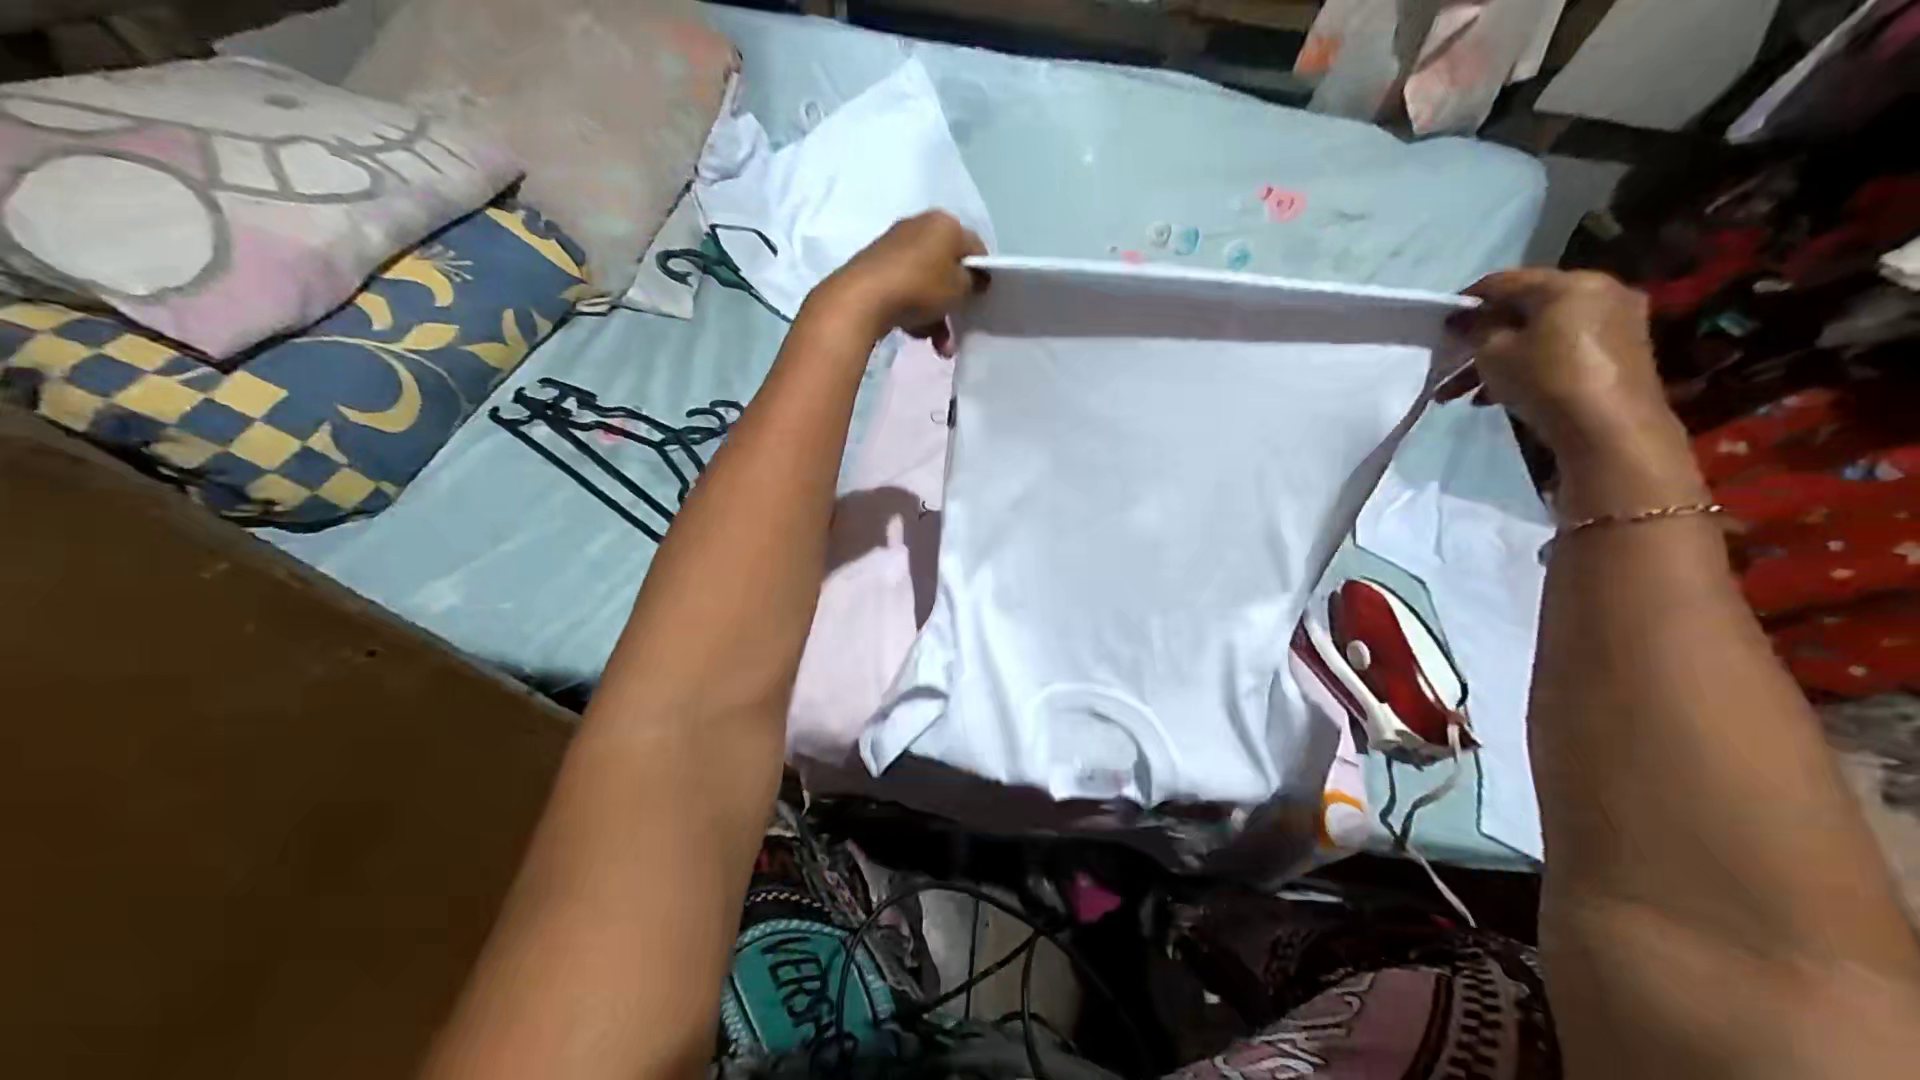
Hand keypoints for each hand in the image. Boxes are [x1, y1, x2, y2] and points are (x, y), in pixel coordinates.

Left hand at [808, 211, 987, 354]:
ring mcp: (894, 246)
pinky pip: (905, 289)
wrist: (862, 298)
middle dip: (954, 303)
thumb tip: (975, 279)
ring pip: (926, 283)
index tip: (981, 300)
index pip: (975, 247)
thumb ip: (974, 282)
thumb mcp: (960, 288)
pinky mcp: (875, 266)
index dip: (982, 275)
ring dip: (936, 316)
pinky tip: (913, 332)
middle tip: (958, 328)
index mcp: (944, 223)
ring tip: (938, 345)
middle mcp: (920, 226)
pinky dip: (913, 310)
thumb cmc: (920, 287)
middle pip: (947, 268)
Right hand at [1442, 269, 1707, 519]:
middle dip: (1482, 337)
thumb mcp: (1493, 353)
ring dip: (1498, 359)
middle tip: (1450, 362)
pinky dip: (1528, 365)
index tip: (1441, 324)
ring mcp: (1615, 322)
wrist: (1610, 429)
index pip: (1504, 281)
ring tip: (1460, 394)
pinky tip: (1496, 397)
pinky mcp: (1620, 352)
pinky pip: (1561, 348)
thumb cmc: (1545, 379)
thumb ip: (1475, 329)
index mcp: (1569, 283)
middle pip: (1525, 309)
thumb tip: (1463, 320)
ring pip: (1540, 333)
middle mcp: (1599, 292)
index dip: (1467, 301)